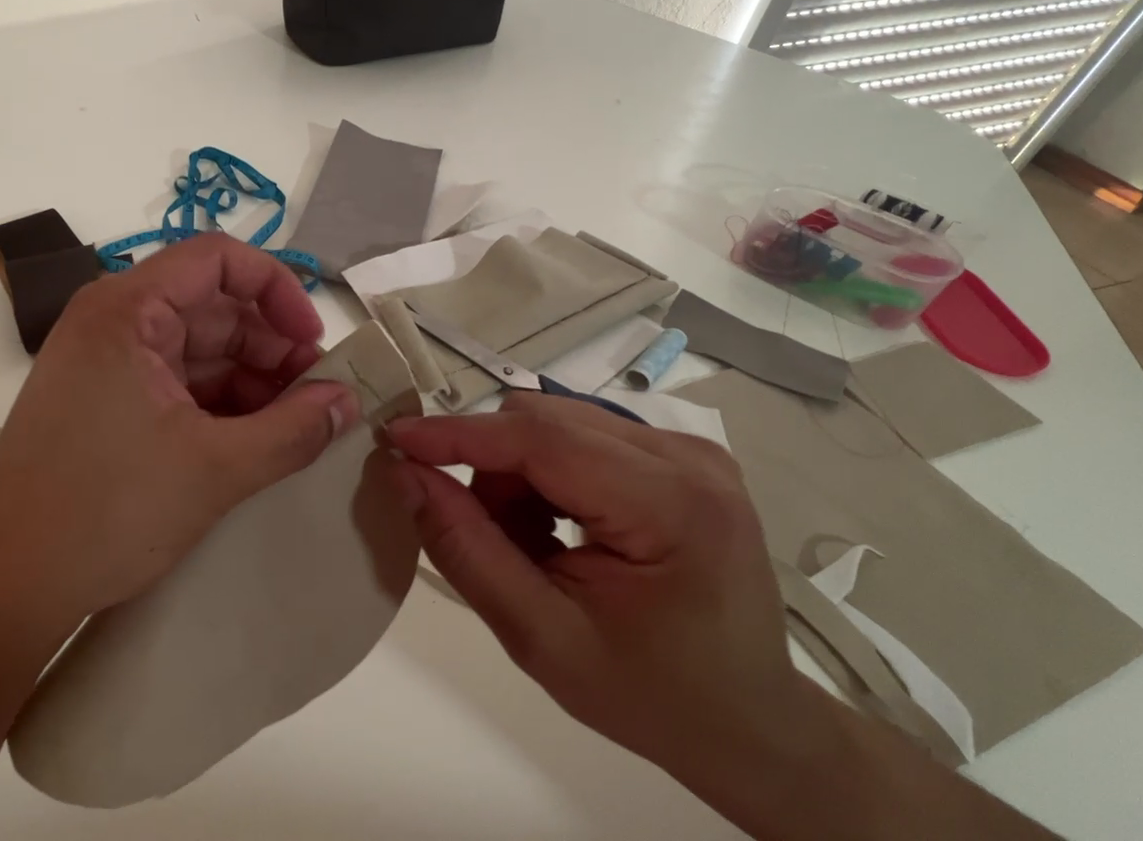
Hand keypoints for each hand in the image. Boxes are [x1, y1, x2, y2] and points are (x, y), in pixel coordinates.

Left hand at [0, 233, 357, 638]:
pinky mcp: (101, 404)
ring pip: (196, 350)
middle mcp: (110, 323)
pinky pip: (173, 384)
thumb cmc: (106, 512)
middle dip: (271, 348)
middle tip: (318, 401)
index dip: (276, 289)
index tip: (313, 344)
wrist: (7, 587)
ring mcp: (102, 365)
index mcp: (125, 310)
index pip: (217, 259)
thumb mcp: (215, 470)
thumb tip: (349, 401)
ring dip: (250, 382)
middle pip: (211, 307)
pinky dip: (217, 406)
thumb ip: (293, 430)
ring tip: (293, 430)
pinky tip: (253, 442)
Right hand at [381, 391, 807, 777]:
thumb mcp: (541, 637)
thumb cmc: (651, 695)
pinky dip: (546, 477)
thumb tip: (407, 476)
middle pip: (547, 421)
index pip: (542, 440)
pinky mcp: (681, 458)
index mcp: (672, 505)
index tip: (395, 440)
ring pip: (557, 423)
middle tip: (482, 537)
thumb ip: (467, 550)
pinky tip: (557, 532)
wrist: (747, 722)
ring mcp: (690, 451)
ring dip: (517, 475)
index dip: (460, 435)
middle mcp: (688, 457)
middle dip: (491, 467)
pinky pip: (581, 436)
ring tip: (530, 548)